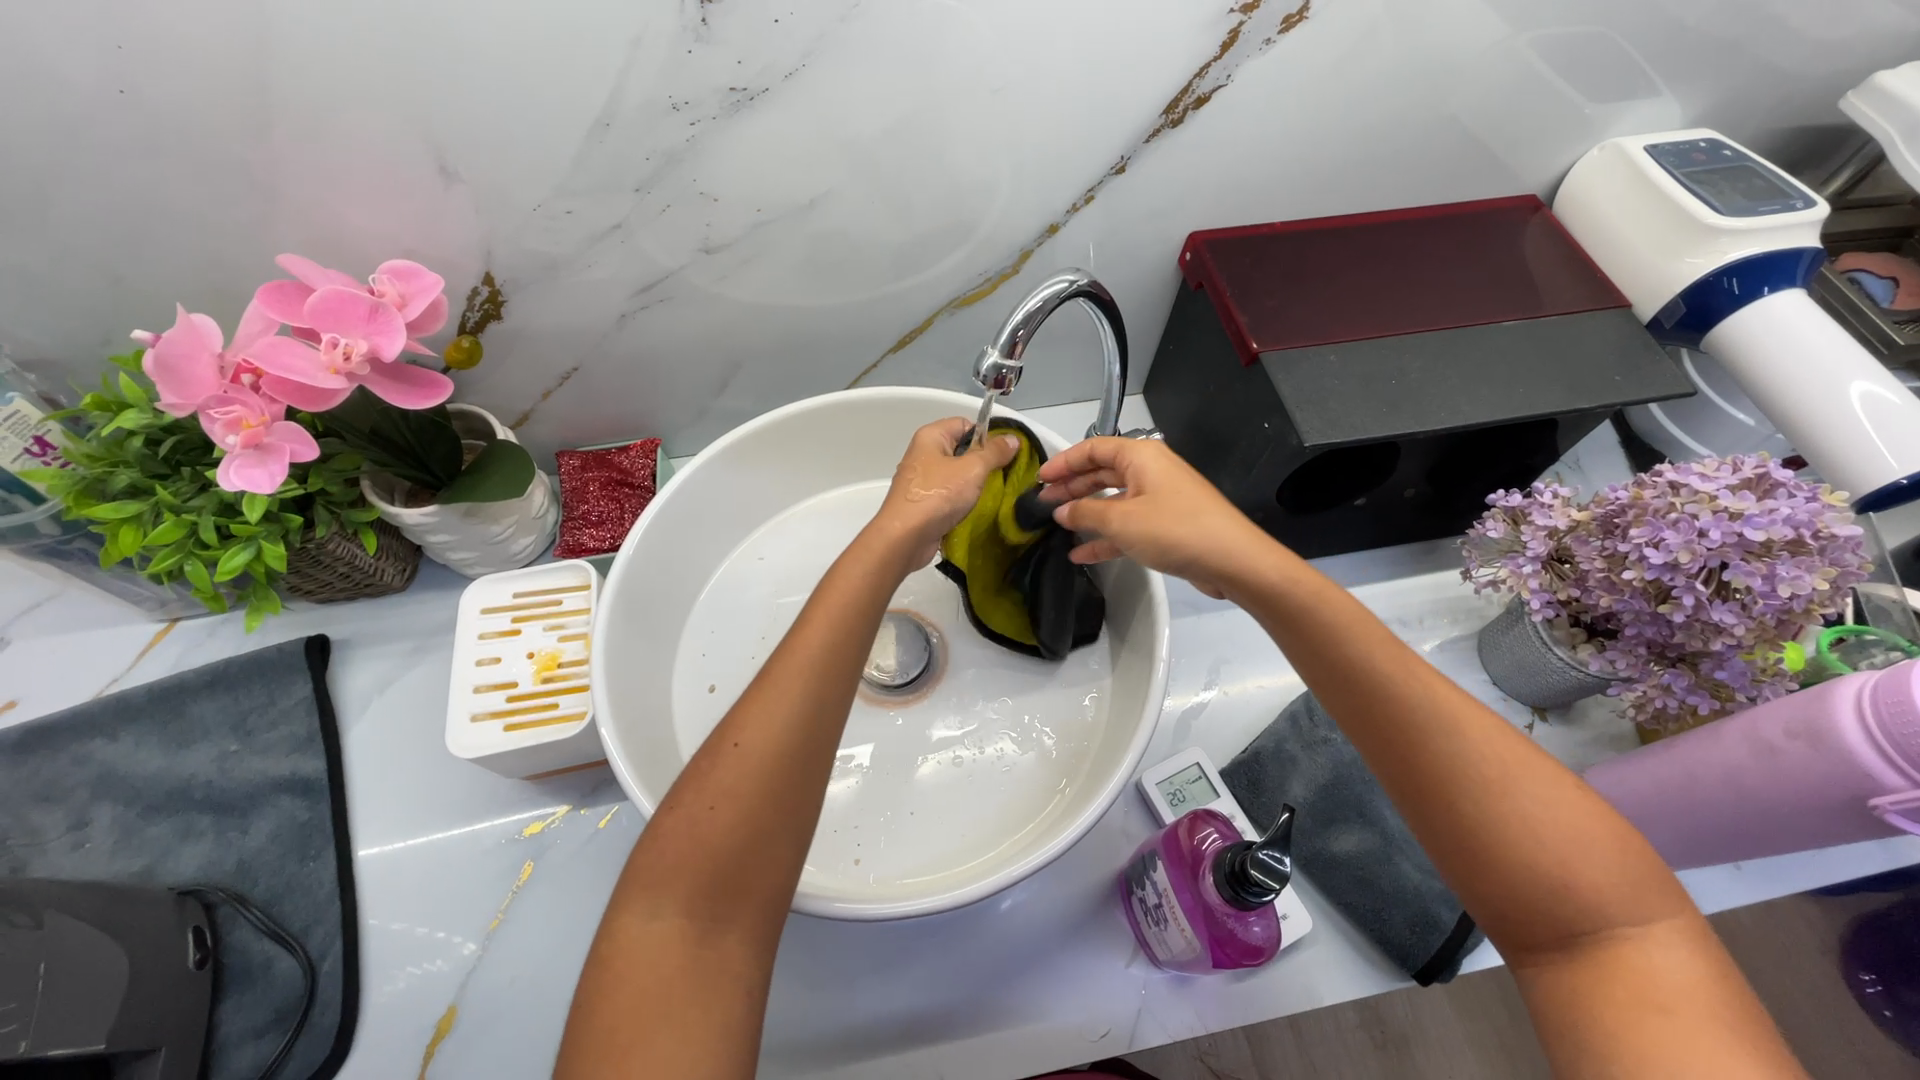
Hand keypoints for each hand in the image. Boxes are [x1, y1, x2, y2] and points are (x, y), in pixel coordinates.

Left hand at [870, 417, 1019, 563]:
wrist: (905, 538)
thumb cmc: (937, 496)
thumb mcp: (973, 469)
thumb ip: (995, 452)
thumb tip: (1013, 439)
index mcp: (931, 436)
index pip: (964, 423)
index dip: (986, 435)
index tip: (1004, 453)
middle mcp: (923, 453)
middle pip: (961, 449)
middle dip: (983, 461)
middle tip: (1002, 475)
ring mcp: (922, 479)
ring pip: (956, 474)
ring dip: (974, 483)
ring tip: (992, 493)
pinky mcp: (923, 502)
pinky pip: (949, 493)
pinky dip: (962, 500)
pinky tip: (974, 509)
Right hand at [1035, 437, 1277, 598]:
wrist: (1233, 560)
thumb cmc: (1175, 530)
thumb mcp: (1122, 521)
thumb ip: (1085, 513)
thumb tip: (1060, 510)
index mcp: (1141, 457)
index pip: (1093, 449)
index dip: (1064, 462)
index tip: (1039, 479)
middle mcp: (1150, 472)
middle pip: (1102, 473)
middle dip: (1071, 488)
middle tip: (1042, 504)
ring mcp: (1159, 499)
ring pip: (1113, 500)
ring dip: (1085, 513)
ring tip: (1055, 526)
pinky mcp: (1165, 526)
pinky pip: (1126, 525)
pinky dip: (1105, 537)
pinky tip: (1081, 553)